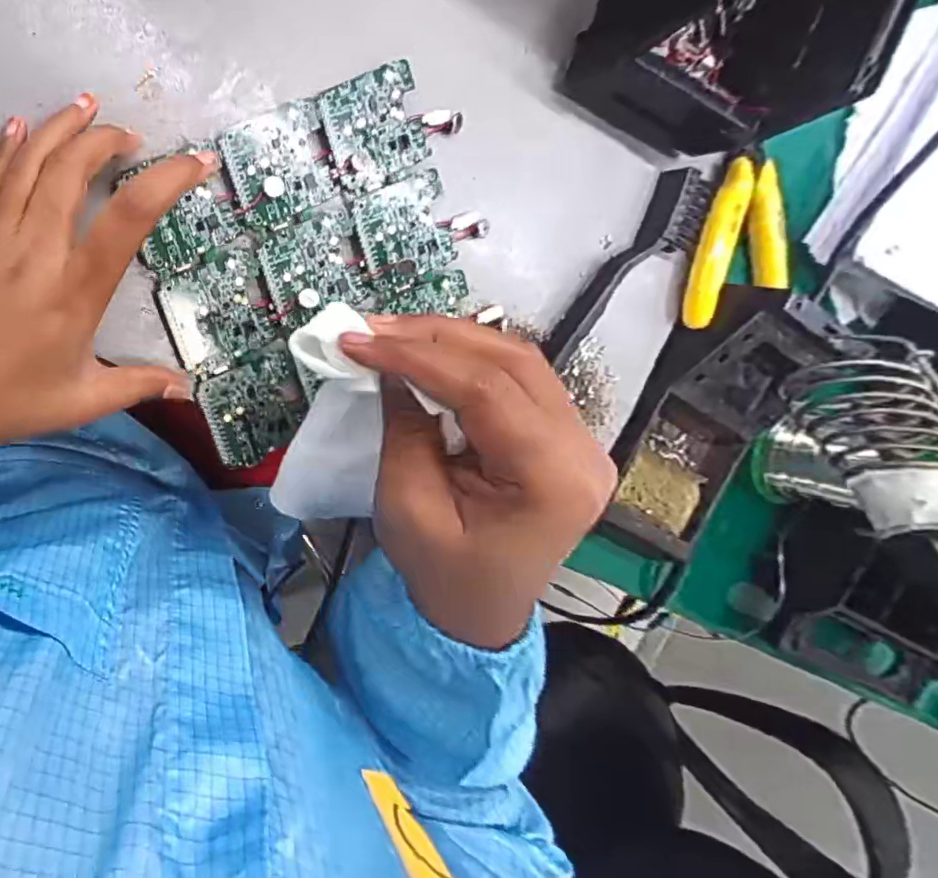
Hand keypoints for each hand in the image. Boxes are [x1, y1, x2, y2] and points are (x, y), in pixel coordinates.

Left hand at [0, 95, 216, 457]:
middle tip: (129, 135)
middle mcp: (36, 254)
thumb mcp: (79, 401)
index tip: (194, 160)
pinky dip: (7, 151)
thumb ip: (135, 385)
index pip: (127, 218)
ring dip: (58, 128)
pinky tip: (17, 126)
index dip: (167, 180)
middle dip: (104, 139)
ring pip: (28, 166)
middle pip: (71, 171)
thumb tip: (184, 388)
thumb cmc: (6, 403)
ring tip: (84, 103)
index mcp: (73, 292)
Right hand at [339, 316, 614, 648]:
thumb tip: (389, 369)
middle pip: (510, 361)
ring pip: (515, 359)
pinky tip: (420, 351)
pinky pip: (511, 377)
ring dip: (446, 338)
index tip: (357, 342)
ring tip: (387, 332)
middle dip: (432, 335)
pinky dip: (460, 356)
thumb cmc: (440, 570)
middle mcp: (580, 449)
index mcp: (551, 477)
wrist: (475, 608)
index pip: (485, 389)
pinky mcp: (554, 434)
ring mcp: (576, 438)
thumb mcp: (408, 504)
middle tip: (368, 328)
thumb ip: (405, 430)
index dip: (415, 356)